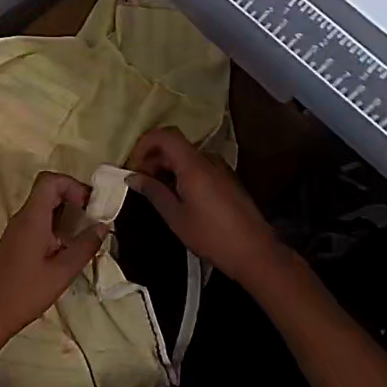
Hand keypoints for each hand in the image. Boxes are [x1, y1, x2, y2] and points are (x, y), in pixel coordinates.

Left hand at [0, 171, 107, 356]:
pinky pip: (38, 221)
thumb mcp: (63, 272)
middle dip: (73, 197)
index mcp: (32, 219)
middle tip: (94, 217)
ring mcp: (17, 229)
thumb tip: (103, 225)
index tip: (90, 205)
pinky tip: (68, 247)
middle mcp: (22, 218)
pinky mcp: (16, 241)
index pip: (50, 181)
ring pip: (44, 206)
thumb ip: (85, 246)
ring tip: (85, 233)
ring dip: (66, 213)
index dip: (73, 185)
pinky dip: (56, 225)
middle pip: (48, 190)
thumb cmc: (26, 293)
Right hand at [127, 127, 294, 285]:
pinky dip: (182, 174)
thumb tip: (132, 176)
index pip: (165, 135)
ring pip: (186, 157)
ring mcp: (220, 168)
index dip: (144, 144)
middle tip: (139, 183)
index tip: (133, 166)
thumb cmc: (211, 235)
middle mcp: (208, 160)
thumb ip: (153, 192)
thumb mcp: (175, 216)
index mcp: (194, 165)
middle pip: (175, 145)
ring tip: (155, 193)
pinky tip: (176, 198)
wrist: (254, 251)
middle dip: (152, 159)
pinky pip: (199, 167)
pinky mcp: (227, 180)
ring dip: (167, 168)